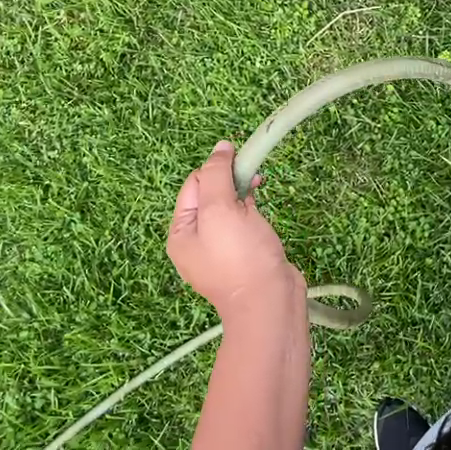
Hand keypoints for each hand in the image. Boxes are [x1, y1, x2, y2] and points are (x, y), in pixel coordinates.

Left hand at [167, 141, 303, 320]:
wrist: (269, 302)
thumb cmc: (241, 256)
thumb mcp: (221, 209)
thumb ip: (217, 174)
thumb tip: (221, 147)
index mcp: (181, 232)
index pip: (195, 183)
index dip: (217, 170)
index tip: (241, 166)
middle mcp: (195, 241)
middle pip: (211, 193)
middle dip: (231, 181)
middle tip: (253, 180)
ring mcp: (219, 249)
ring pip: (228, 206)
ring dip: (242, 193)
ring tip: (259, 191)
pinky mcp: (241, 254)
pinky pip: (241, 222)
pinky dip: (250, 210)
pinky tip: (262, 212)